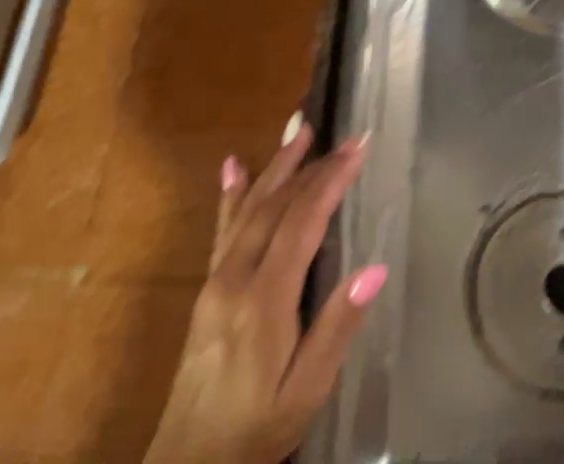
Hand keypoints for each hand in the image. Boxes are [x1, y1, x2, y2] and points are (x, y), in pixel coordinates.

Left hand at [145, 122, 386, 463]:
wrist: (189, 462)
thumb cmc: (258, 427)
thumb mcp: (307, 388)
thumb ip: (337, 326)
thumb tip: (375, 269)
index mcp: (264, 301)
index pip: (302, 224)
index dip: (330, 182)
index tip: (358, 148)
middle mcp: (235, 280)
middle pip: (275, 208)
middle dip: (312, 167)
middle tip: (345, 137)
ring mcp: (216, 282)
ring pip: (248, 211)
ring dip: (276, 168)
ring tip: (298, 132)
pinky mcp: (207, 291)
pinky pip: (221, 232)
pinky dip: (230, 195)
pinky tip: (233, 167)